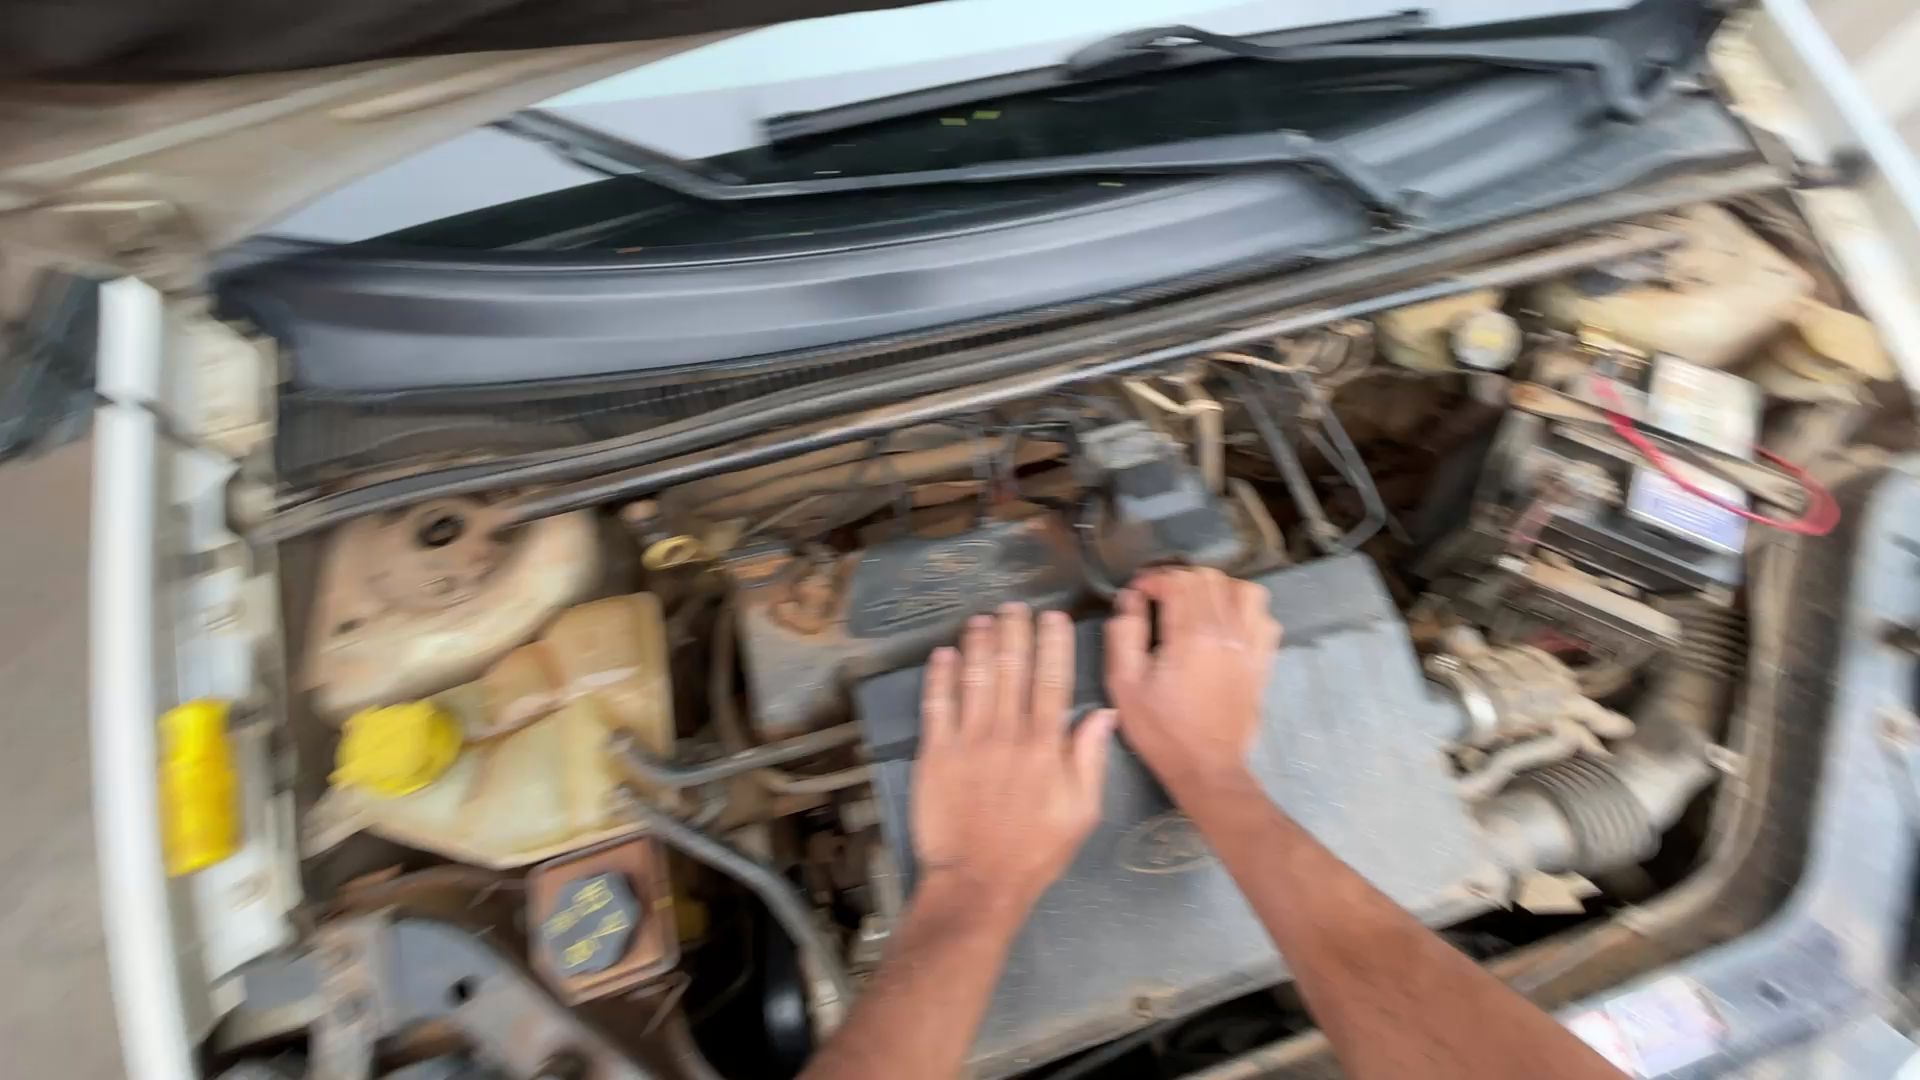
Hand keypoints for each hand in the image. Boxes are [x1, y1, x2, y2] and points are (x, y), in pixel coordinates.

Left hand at [914, 604, 1115, 915]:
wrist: (976, 883)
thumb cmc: (1034, 850)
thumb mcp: (1081, 813)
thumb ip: (1089, 759)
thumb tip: (1103, 713)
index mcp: (1044, 746)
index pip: (1051, 681)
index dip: (1052, 644)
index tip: (1052, 617)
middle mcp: (1006, 732)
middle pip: (1011, 669)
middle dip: (1013, 631)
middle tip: (1014, 606)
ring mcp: (967, 740)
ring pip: (974, 677)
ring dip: (978, 644)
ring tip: (981, 619)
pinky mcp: (935, 752)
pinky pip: (936, 704)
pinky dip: (940, 676)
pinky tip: (944, 654)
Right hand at [1105, 568, 1281, 792]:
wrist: (1207, 768)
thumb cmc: (1161, 729)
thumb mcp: (1124, 684)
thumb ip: (1124, 634)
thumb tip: (1130, 599)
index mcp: (1191, 635)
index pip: (1176, 582)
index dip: (1152, 578)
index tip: (1137, 591)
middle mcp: (1226, 632)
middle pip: (1208, 579)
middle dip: (1178, 578)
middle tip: (1158, 594)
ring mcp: (1250, 646)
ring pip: (1241, 590)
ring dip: (1215, 587)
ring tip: (1195, 601)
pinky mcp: (1263, 661)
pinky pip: (1264, 617)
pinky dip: (1245, 609)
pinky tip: (1226, 622)